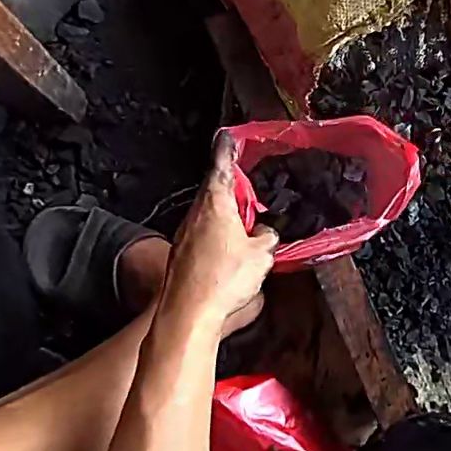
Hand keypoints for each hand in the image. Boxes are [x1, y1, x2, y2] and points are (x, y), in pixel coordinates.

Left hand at [160, 135, 279, 334]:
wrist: (188, 314)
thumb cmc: (222, 279)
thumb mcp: (261, 254)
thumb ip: (267, 236)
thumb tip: (265, 233)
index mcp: (216, 203)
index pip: (221, 165)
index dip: (228, 148)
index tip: (229, 137)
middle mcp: (196, 213)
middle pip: (216, 189)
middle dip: (235, 188)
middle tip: (252, 190)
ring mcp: (187, 234)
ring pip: (211, 213)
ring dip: (228, 214)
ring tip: (249, 226)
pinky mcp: (184, 254)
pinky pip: (205, 233)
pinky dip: (220, 233)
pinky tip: (233, 250)